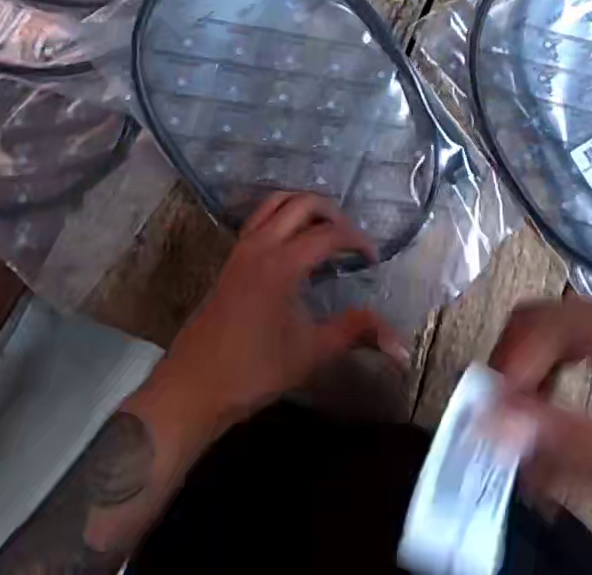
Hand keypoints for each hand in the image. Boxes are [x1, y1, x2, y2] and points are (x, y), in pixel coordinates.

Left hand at [135, 192, 403, 442]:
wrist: (192, 389)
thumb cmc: (253, 371)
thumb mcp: (311, 352)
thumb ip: (355, 333)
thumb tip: (399, 343)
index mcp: (282, 264)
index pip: (329, 234)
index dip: (357, 240)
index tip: (372, 258)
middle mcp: (261, 246)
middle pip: (302, 204)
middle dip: (333, 214)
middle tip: (350, 240)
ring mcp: (241, 249)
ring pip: (276, 203)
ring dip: (304, 208)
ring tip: (325, 231)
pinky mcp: (230, 259)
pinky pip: (259, 218)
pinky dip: (282, 216)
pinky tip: (293, 244)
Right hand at [490, 298, 591, 574]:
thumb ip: (577, 448)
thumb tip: (492, 420)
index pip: (555, 321)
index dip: (511, 366)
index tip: (488, 426)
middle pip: (552, 323)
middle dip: (517, 379)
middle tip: (501, 446)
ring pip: (561, 341)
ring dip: (533, 391)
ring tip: (526, 452)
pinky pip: (581, 360)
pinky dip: (555, 396)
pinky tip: (554, 440)